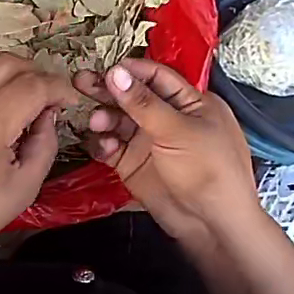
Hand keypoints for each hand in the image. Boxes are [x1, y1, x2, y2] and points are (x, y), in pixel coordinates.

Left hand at [0, 54, 80, 255]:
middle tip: (52, 97)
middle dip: (39, 73)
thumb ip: (45, 146)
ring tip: (28, 105)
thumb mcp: (24, 188)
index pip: (33, 87)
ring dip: (14, 77)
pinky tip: (0, 112)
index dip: (60, 88)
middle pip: (9, 63)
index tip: (72, 102)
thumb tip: (48, 116)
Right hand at [73, 58, 261, 241]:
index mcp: (190, 102)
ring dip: (105, 118)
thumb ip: (143, 102)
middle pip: (132, 97)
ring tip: (96, 122)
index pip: (156, 76)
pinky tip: (102, 145)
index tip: (105, 69)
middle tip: (81, 82)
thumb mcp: (177, 130)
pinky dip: (103, 144)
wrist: (212, 224)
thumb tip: (116, 72)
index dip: (130, 71)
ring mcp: (151, 142)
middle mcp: (168, 118)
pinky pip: (113, 147)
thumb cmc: (209, 170)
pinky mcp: (135, 165)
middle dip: (108, 90)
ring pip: (119, 121)